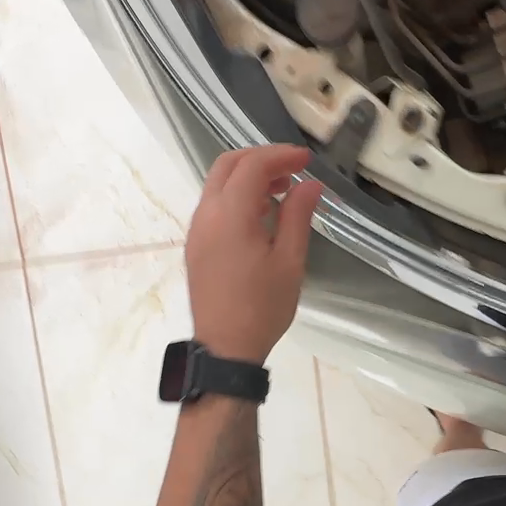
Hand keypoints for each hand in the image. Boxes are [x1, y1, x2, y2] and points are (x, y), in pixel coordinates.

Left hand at [184, 145, 323, 364]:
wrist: (225, 348)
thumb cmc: (262, 308)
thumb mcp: (289, 262)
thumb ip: (297, 216)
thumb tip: (309, 185)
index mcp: (230, 215)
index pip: (252, 166)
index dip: (281, 156)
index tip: (306, 161)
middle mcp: (206, 215)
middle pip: (228, 166)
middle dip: (261, 160)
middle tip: (292, 171)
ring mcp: (196, 231)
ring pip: (217, 185)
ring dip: (247, 178)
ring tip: (281, 193)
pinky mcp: (196, 246)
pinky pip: (213, 206)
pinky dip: (236, 197)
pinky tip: (260, 216)